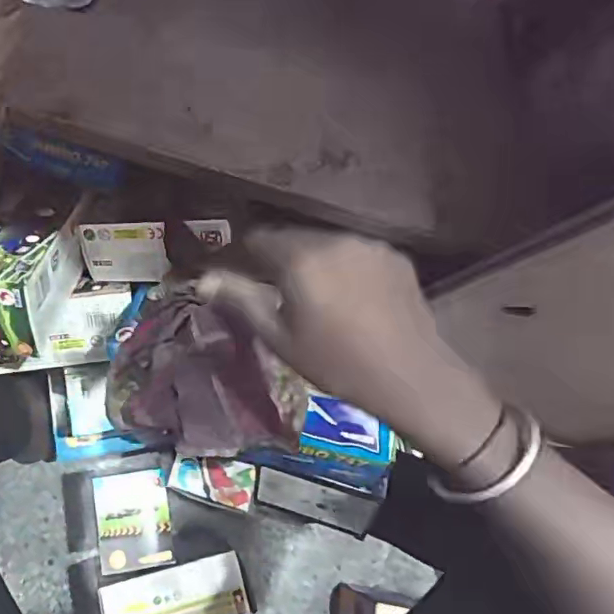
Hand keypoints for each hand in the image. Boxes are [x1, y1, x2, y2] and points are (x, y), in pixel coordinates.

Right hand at [200, 227, 501, 456]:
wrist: (410, 376)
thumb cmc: (335, 363)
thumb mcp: (279, 337)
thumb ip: (240, 300)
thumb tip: (204, 279)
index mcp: (300, 258)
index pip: (258, 238)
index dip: (244, 256)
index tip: (242, 278)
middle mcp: (334, 239)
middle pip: (293, 238)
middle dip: (279, 259)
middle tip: (278, 293)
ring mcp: (369, 245)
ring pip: (326, 244)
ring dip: (313, 261)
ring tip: (316, 297)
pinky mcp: (394, 256)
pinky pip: (355, 252)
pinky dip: (344, 267)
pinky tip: (350, 298)